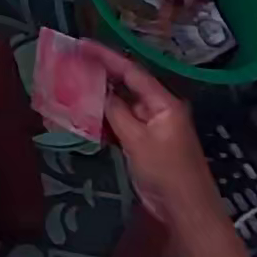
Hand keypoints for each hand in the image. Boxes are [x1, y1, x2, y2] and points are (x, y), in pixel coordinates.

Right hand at [80, 41, 223, 230]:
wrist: (185, 211)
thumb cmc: (166, 173)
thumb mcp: (137, 140)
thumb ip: (115, 111)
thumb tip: (97, 89)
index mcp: (163, 103)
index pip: (131, 72)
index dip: (106, 56)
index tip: (82, 45)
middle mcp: (157, 108)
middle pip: (124, 84)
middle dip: (99, 72)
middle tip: (72, 61)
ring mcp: (149, 125)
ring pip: (118, 103)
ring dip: (97, 96)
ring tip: (70, 83)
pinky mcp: (142, 140)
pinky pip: (118, 121)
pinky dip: (101, 117)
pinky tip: (82, 113)